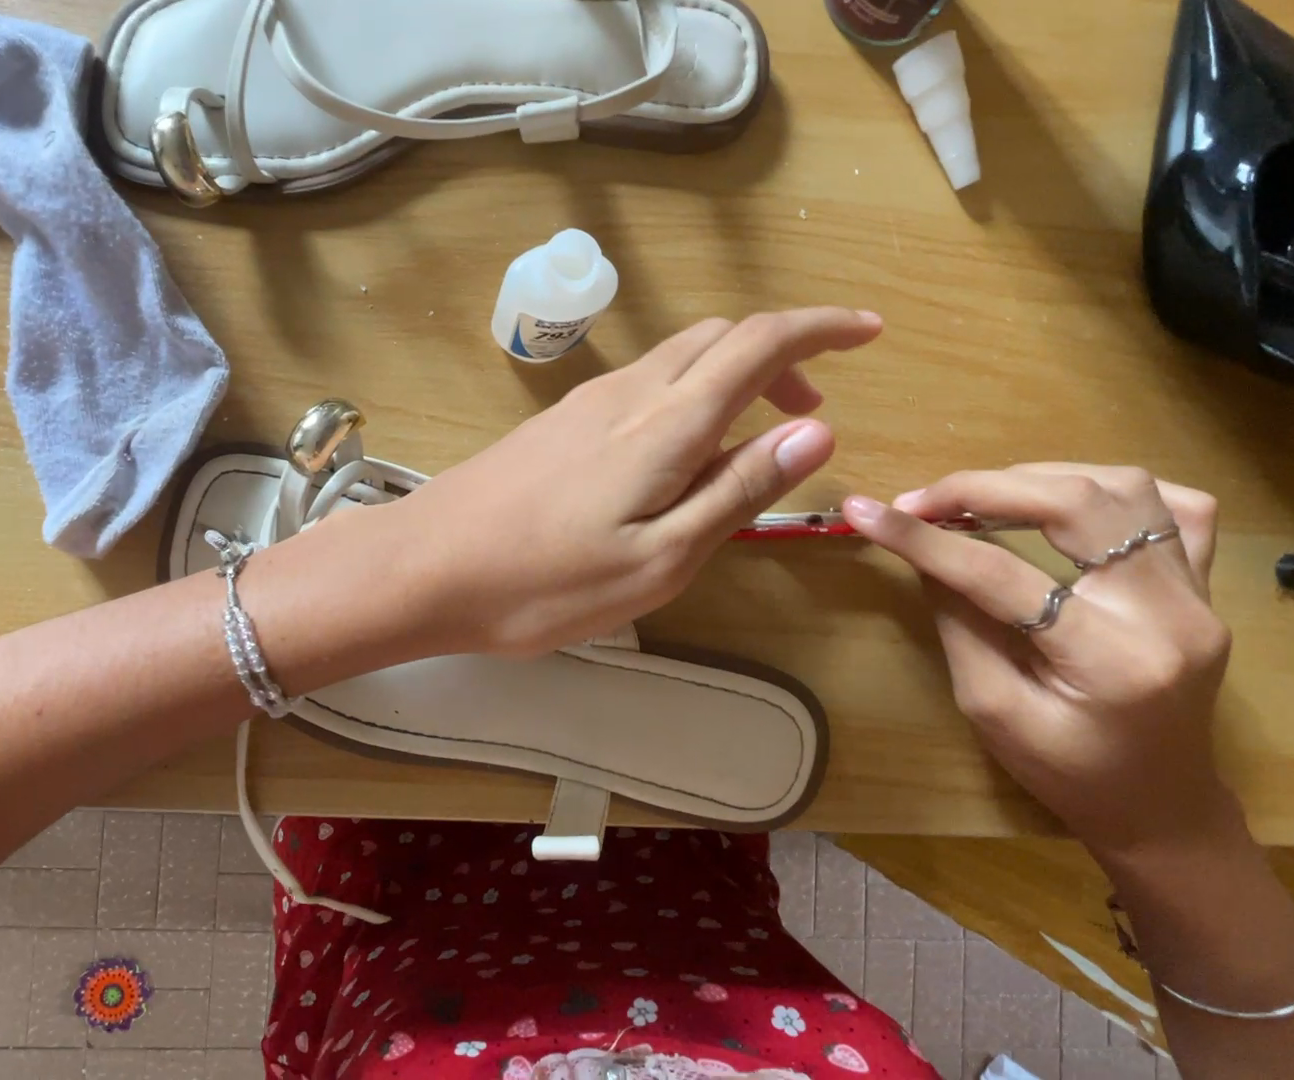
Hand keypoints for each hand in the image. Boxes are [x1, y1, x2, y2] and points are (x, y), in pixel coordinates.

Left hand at [389, 308, 882, 655]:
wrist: (425, 567)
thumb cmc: (544, 582)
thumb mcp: (659, 559)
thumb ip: (736, 490)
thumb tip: (815, 431)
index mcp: (665, 424)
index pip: (760, 344)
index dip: (821, 329)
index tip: (869, 332)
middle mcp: (626, 394)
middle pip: (719, 339)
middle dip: (780, 357)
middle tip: (811, 414)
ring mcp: (583, 404)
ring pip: (677, 359)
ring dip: (731, 379)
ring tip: (752, 441)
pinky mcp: (555, 424)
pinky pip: (640, 387)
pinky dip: (685, 398)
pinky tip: (677, 458)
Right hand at [841, 465, 1237, 855]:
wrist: (1159, 805)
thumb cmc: (1065, 772)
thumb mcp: (990, 709)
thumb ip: (959, 623)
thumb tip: (925, 552)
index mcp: (1111, 660)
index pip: (1001, 574)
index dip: (925, 539)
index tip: (864, 511)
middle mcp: (1170, 613)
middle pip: (1078, 505)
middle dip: (984, 488)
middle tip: (922, 499)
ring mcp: (1199, 594)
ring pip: (1126, 490)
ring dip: (1039, 479)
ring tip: (979, 496)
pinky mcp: (1204, 587)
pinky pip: (1179, 508)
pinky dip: (1113, 488)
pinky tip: (1064, 498)